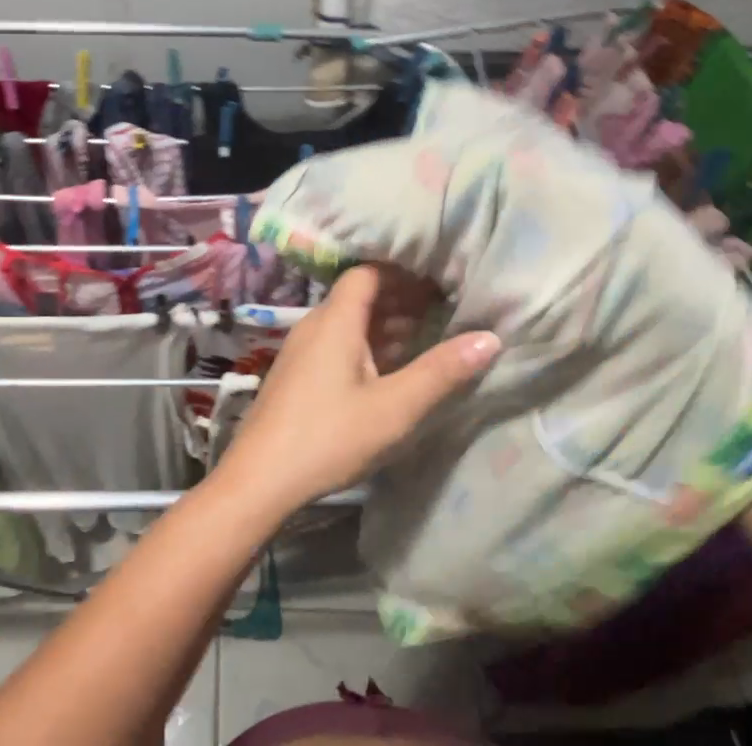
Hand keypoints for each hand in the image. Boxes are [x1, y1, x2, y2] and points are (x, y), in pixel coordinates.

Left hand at [217, 264, 500, 512]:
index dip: (405, 272)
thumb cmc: (329, 436)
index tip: (442, 278)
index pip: (369, 273)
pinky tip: (394, 369)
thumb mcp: (395, 407)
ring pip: (350, 323)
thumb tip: (491, 337)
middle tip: (447, 307)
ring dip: (387, 325)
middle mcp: (315, 326)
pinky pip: (338, 345)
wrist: (260, 479)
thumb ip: (441, 371)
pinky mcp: (299, 376)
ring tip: (431, 336)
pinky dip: (369, 346)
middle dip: (402, 299)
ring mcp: (303, 351)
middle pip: (360, 296)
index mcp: (335, 321)